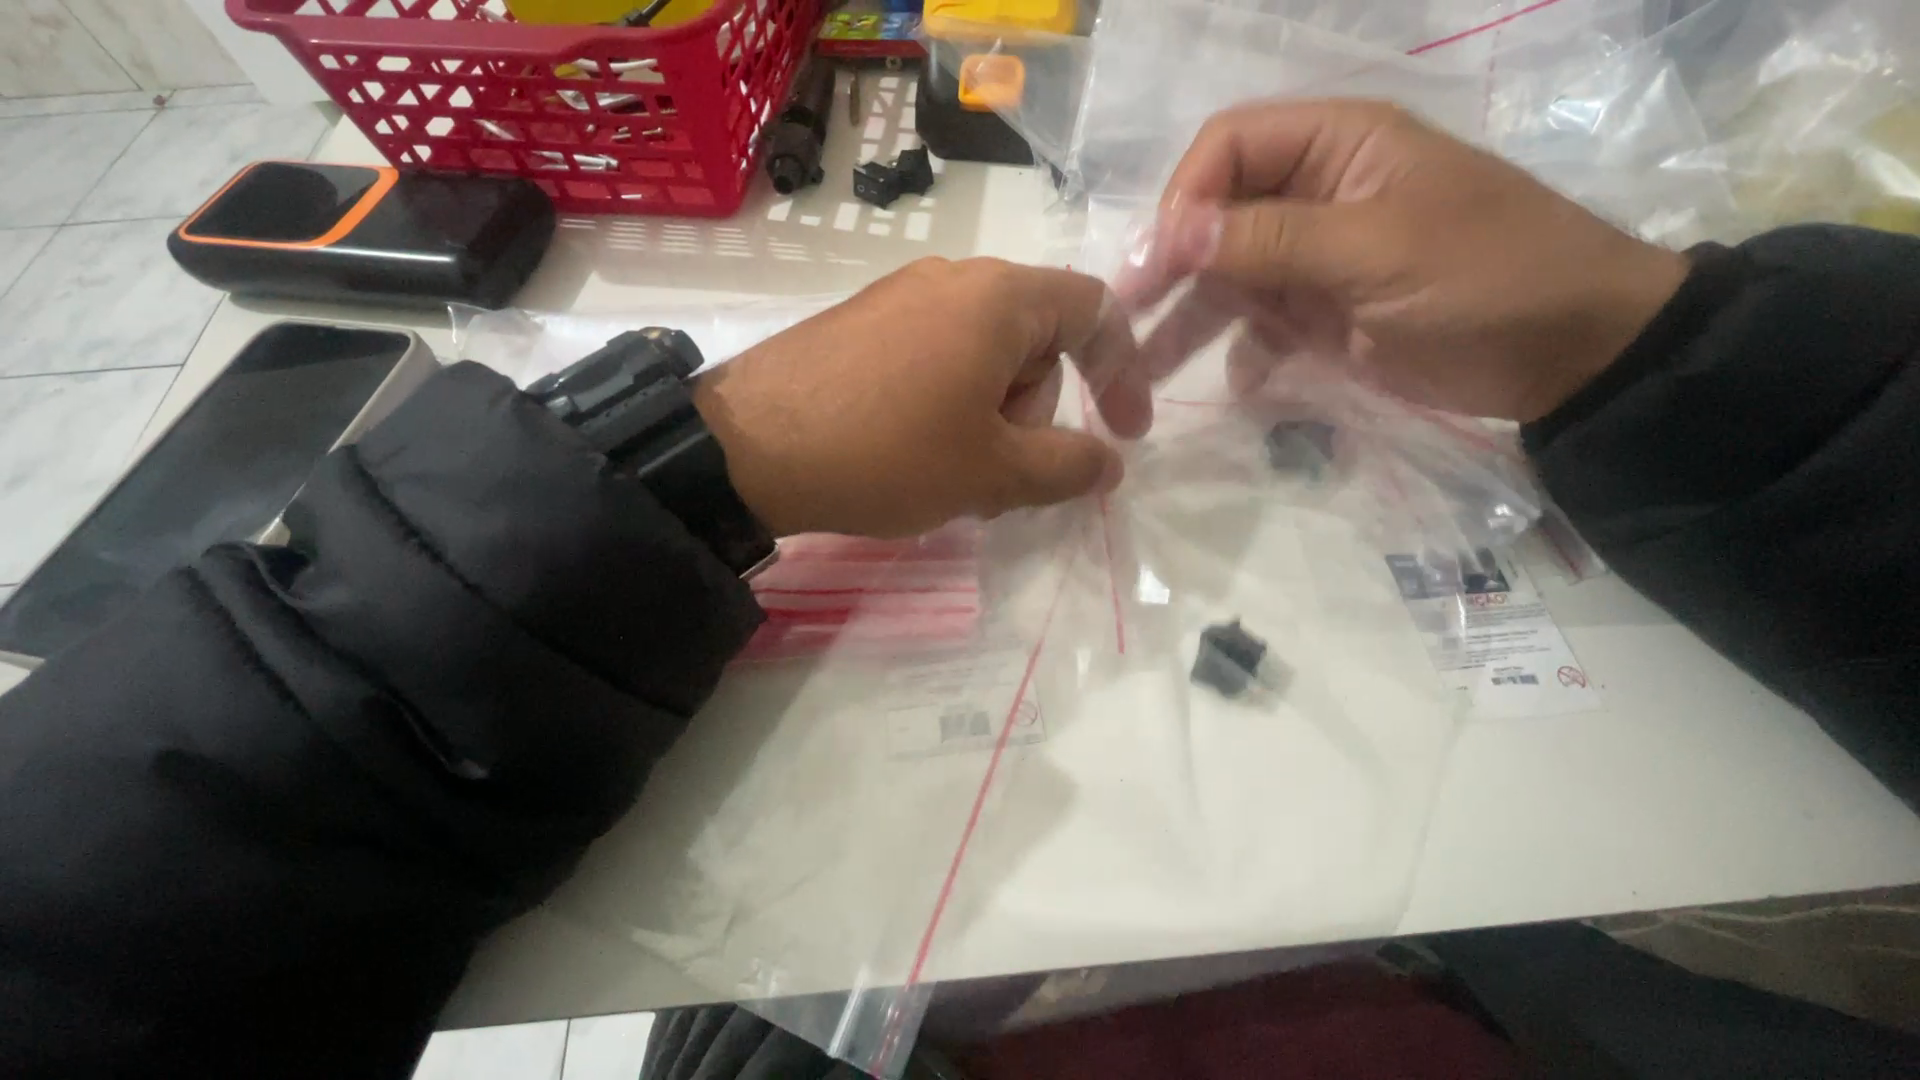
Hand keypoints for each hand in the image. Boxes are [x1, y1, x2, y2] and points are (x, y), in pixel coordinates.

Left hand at [692, 258, 1145, 538]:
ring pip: (983, 354)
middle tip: (1002, 474)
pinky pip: (934, 355)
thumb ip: (1067, 467)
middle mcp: (954, 278)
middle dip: (1036, 412)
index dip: (1123, 372)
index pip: (1094, 311)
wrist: (748, 448)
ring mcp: (900, 295)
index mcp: (1000, 297)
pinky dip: (948, 403)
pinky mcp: (861, 322)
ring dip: (990, 416)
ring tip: (952, 473)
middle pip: (1035, 339)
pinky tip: (913, 451)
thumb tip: (1109, 464)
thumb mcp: (992, 472)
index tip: (1124, 434)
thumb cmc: (889, 453)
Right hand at [1117, 100, 1690, 422]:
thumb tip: (1167, 236)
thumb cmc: (1483, 276)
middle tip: (1126, 319)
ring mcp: (1310, 261)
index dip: (1184, 198)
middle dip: (1169, 267)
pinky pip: (1254, 329)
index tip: (1160, 261)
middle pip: (1212, 218)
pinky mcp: (1316, 317)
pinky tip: (1233, 385)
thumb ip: (1268, 240)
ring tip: (1141, 371)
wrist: (1566, 352)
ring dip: (1184, 322)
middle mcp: (1310, 196)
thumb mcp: (1374, 248)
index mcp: (1333, 147)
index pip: (1227, 148)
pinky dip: (1237, 355)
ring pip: (1223, 281)